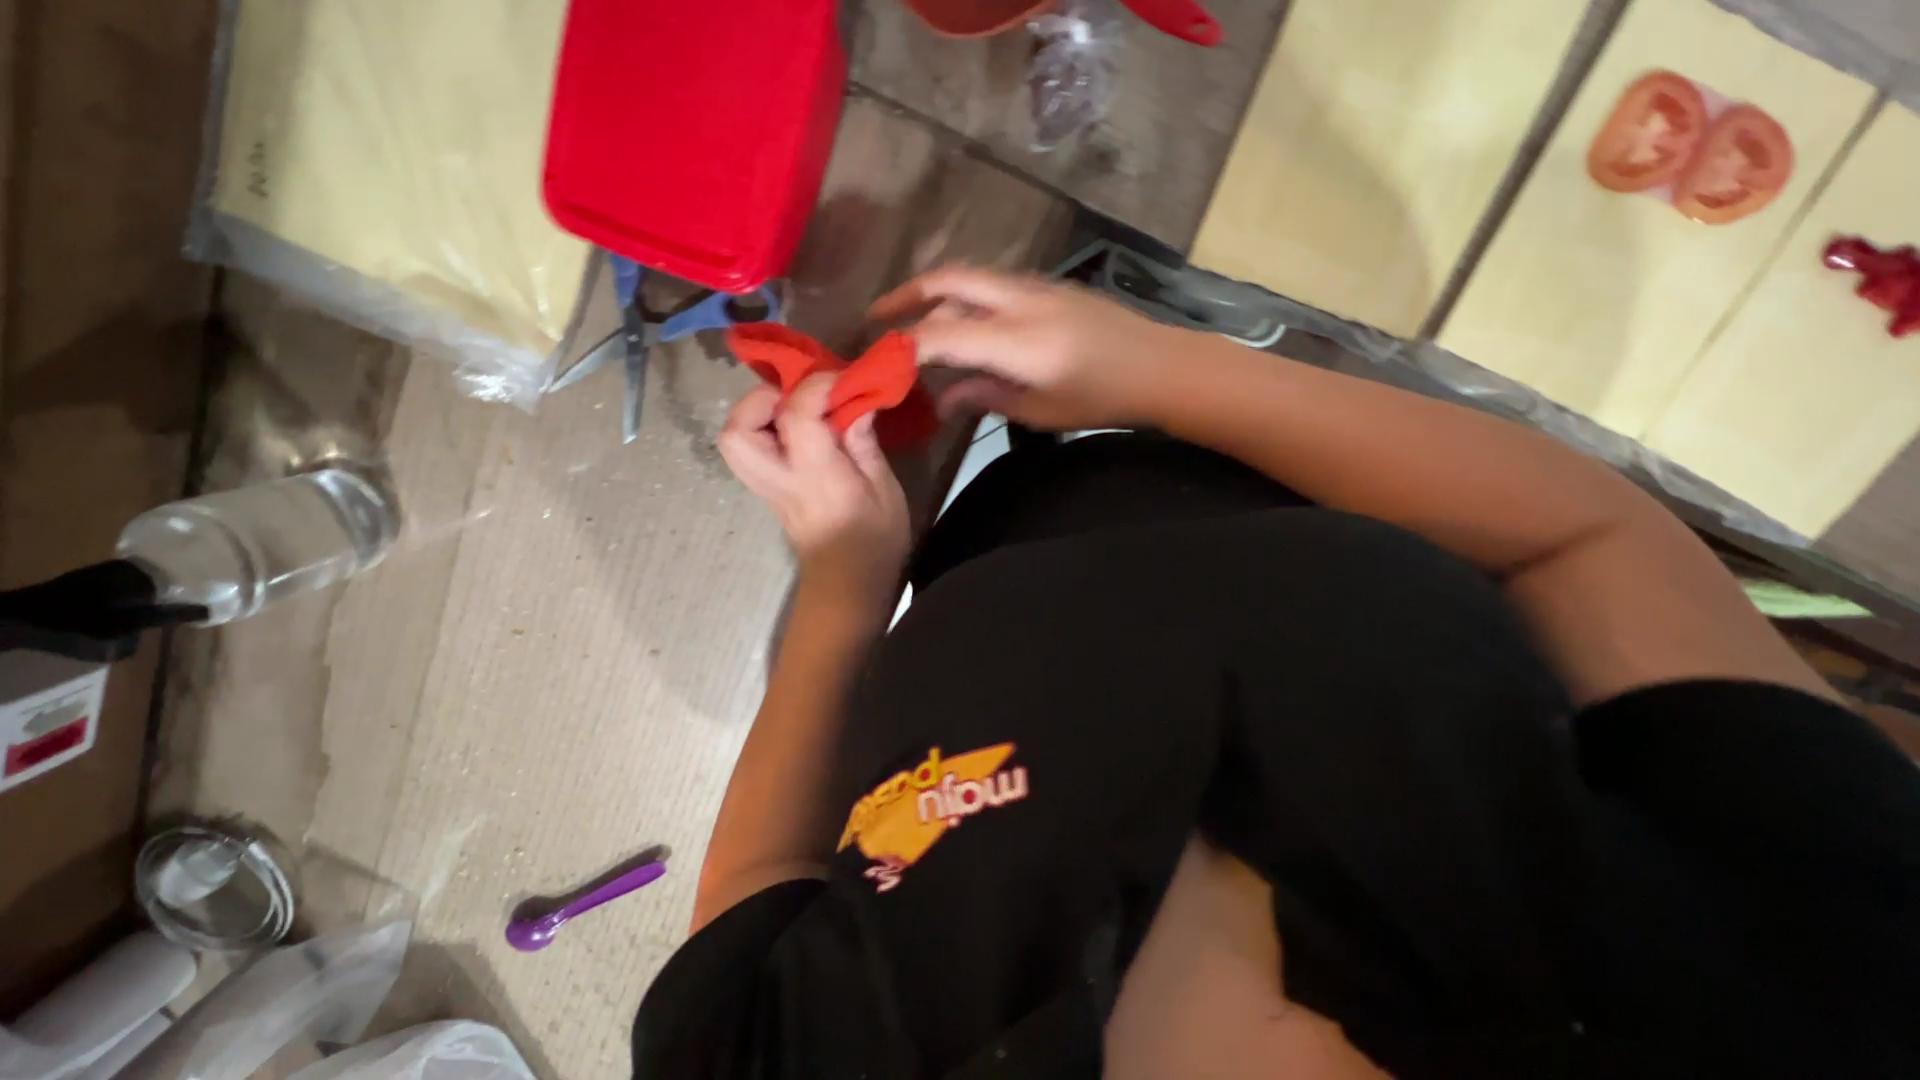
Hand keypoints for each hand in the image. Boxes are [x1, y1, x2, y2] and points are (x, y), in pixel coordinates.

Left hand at [718, 374, 909, 608]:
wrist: (849, 586)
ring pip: (732, 440)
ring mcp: (766, 487)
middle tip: (798, 392)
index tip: (841, 377)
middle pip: (737, 431)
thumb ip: (864, 442)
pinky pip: (749, 449)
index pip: (796, 416)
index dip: (815, 385)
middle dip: (761, 399)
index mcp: (815, 477)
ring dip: (757, 413)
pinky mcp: (767, 491)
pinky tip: (796, 427)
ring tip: (794, 407)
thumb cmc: (875, 541)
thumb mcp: (885, 489)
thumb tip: (856, 400)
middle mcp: (779, 479)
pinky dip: (764, 428)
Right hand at [869, 266, 1187, 430]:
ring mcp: (1036, 286)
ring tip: (914, 323)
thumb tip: (943, 398)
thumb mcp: (1040, 411)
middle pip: (949, 280)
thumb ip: (985, 397)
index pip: (941, 335)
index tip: (876, 359)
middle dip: (906, 296)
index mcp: (1016, 340)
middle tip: (877, 318)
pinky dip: (966, 296)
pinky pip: (994, 283)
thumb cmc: (1101, 399)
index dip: (902, 346)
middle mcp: (1020, 301)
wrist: (1160, 366)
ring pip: (971, 277)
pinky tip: (963, 322)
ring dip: (936, 294)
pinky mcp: (1048, 286)